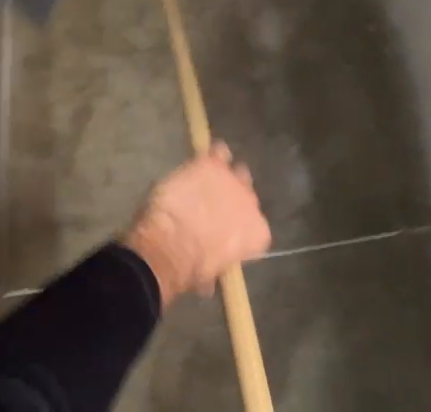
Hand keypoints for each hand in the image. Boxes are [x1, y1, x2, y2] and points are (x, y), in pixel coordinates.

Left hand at [120, 143, 271, 306]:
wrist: (172, 245)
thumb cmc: (191, 269)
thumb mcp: (208, 276)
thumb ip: (216, 267)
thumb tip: (207, 281)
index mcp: (258, 234)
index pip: (256, 226)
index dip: (240, 226)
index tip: (226, 230)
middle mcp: (252, 203)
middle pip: (247, 193)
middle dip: (234, 197)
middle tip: (214, 204)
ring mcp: (232, 180)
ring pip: (236, 170)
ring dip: (224, 175)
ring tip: (208, 180)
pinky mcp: (212, 164)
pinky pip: (219, 151)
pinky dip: (212, 154)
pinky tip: (202, 160)